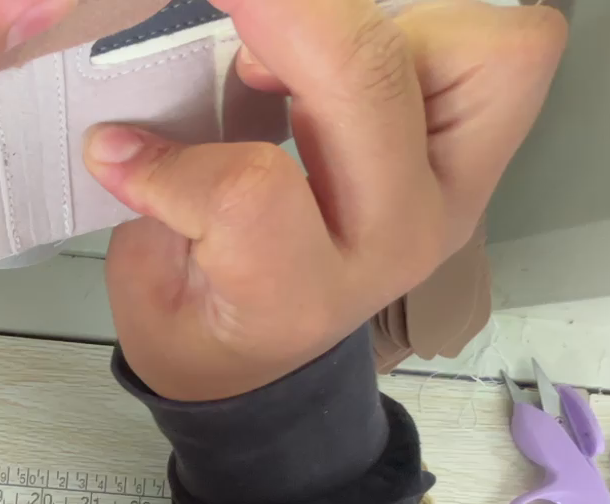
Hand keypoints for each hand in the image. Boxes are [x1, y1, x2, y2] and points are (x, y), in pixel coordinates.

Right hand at [84, 0, 566, 401]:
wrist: (255, 362)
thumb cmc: (188, 331)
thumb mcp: (145, 286)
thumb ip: (152, 200)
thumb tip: (128, 123)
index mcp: (292, 296)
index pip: (247, 192)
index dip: (169, 159)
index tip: (109, 147)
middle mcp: (393, 241)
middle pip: (367, 85)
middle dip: (285, 14)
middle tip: (222, 1)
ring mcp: (451, 193)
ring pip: (477, 48)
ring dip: (374, 27)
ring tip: (288, 58)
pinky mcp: (476, 154)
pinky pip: (501, 50)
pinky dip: (427, 28)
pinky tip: (340, 62)